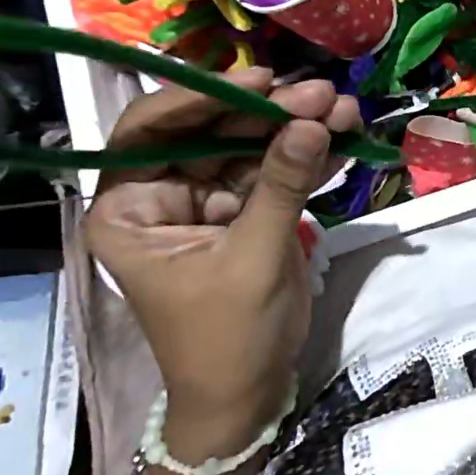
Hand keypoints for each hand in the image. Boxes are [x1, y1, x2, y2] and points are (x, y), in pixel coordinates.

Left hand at [85, 71, 359, 455]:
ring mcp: (210, 203)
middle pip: (214, 135)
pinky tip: (343, 140)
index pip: (151, 131)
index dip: (203, 98)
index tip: (259, 81)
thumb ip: (281, 187)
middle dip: (270, 114)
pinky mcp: (248, 215)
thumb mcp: (253, 259)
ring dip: (299, 131)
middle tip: (324, 94)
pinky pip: (276, 176)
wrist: (249, 393)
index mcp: (130, 208)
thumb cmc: (228, 336)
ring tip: (345, 111)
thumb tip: (311, 122)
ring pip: (252, 151)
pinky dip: (309, 161)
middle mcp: (163, 196)